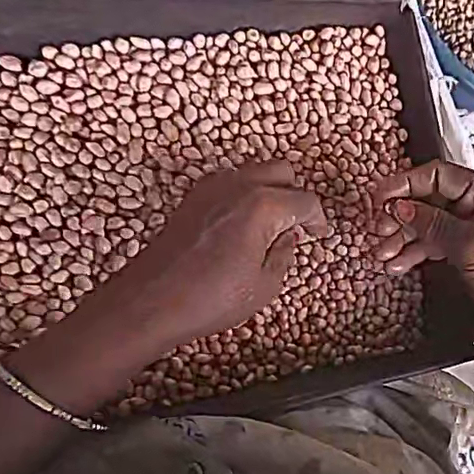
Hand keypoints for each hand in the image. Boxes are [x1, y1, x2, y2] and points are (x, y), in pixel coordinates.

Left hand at [10, 162, 328, 407]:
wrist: (153, 300)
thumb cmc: (210, 297)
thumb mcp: (265, 284)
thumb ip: (285, 253)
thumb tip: (289, 237)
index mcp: (263, 205)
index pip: (306, 201)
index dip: (318, 220)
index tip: (320, 234)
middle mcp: (237, 185)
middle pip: (282, 172)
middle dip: (296, 197)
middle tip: (300, 227)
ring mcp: (211, 187)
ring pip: (255, 173)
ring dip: (271, 193)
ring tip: (273, 229)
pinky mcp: (193, 198)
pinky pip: (231, 184)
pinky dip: (246, 197)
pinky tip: (246, 228)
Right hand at [370, 161, 473, 353]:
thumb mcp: (473, 246)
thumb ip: (435, 224)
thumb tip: (402, 207)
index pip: (439, 176)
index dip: (406, 184)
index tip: (380, 197)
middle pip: (428, 200)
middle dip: (400, 215)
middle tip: (380, 229)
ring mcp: (469, 228)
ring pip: (425, 224)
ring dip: (402, 237)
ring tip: (383, 252)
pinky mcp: (463, 250)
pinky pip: (431, 244)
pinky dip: (413, 253)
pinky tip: (397, 263)